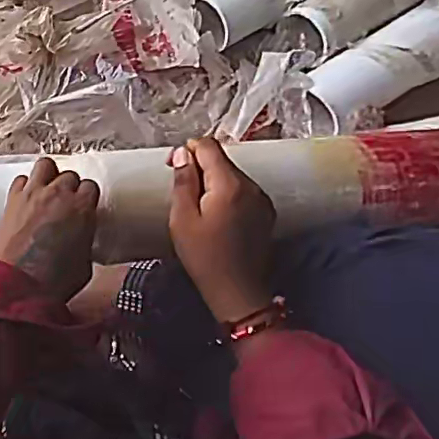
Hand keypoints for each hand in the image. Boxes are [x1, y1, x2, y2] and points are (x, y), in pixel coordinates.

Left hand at [0, 157, 99, 302]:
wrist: (15, 285)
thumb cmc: (50, 281)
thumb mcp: (84, 266)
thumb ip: (84, 243)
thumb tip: (80, 243)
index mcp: (82, 208)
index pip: (91, 187)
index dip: (87, 198)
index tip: (84, 207)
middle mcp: (59, 194)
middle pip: (69, 175)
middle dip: (69, 187)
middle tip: (66, 203)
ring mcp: (34, 193)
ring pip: (45, 165)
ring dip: (49, 175)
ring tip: (48, 190)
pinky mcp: (12, 199)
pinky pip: (22, 179)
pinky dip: (26, 185)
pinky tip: (27, 199)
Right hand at [167, 138, 276, 323]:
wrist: (238, 292)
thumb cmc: (205, 258)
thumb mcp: (182, 219)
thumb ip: (183, 182)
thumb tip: (183, 153)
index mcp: (230, 185)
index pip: (209, 146)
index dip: (187, 149)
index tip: (173, 166)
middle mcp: (251, 186)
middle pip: (222, 160)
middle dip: (199, 167)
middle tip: (181, 191)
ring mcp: (262, 199)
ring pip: (232, 175)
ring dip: (213, 182)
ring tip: (197, 207)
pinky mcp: (266, 213)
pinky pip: (242, 191)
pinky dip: (226, 195)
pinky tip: (216, 216)